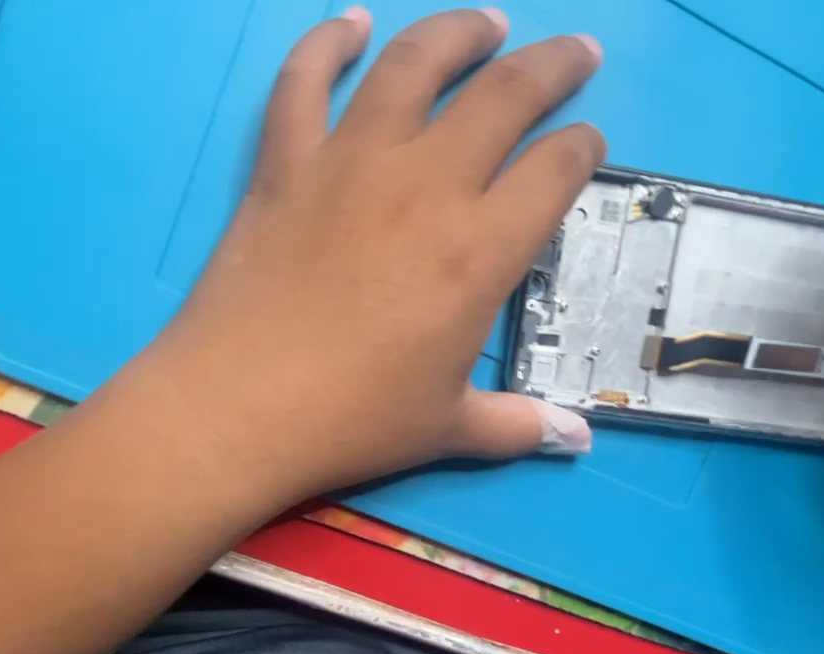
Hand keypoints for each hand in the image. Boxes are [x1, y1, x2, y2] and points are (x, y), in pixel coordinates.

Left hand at [103, 7, 604, 505]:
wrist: (236, 410)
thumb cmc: (351, 423)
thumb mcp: (446, 429)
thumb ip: (518, 425)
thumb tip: (579, 442)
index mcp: (479, 251)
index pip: (555, 172)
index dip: (582, 151)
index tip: (587, 146)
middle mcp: (426, 186)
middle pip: (505, 96)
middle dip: (552, 67)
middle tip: (574, 54)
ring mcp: (350, 164)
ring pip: (415, 63)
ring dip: (460, 32)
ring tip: (486, 23)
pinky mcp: (284, 165)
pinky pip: (304, 81)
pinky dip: (327, 42)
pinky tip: (348, 23)